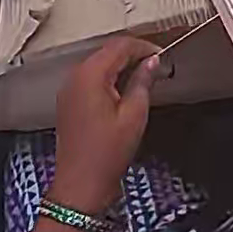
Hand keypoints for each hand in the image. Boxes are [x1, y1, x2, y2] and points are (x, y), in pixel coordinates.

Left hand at [51, 37, 161, 213]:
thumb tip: (152, 61)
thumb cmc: (108, 152)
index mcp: (90, 74)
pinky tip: (126, 90)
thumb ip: (143, 82)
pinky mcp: (69, 101)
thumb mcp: (134, 115)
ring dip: (121, 65)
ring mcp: (69, 88)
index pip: (119, 45)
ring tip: (146, 76)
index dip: (144, 46)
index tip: (164, 55)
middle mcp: (75, 75)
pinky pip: (91, 79)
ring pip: (99, 64)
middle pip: (107, 52)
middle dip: (133, 54)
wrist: (80, 185)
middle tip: (158, 66)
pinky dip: (109, 78)